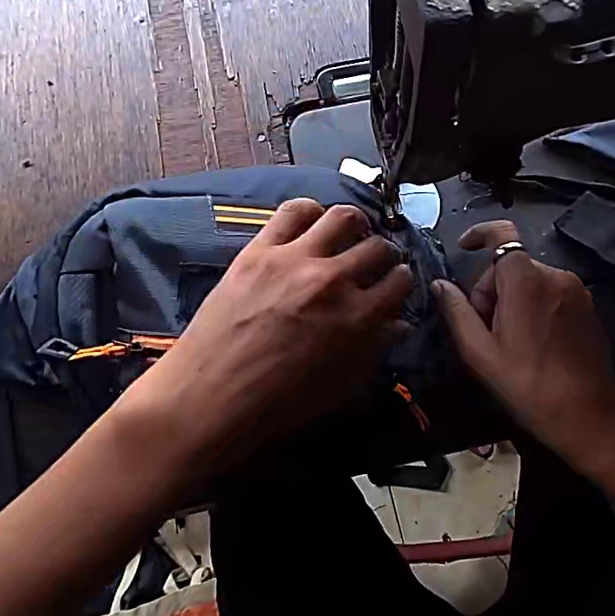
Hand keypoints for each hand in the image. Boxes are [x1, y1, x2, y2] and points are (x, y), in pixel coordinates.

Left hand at [120, 198, 413, 464]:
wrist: (211, 396)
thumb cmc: (278, 404)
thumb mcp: (339, 386)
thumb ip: (373, 349)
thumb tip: (397, 324)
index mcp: (357, 318)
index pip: (399, 282)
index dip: (402, 280)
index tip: (396, 282)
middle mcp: (332, 281)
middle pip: (377, 247)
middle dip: (385, 253)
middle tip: (377, 259)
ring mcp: (294, 260)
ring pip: (342, 217)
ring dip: (355, 224)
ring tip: (352, 232)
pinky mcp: (259, 250)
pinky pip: (293, 211)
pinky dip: (310, 211)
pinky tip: (312, 222)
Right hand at [433, 221, 614, 487]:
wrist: (587, 414)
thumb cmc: (528, 385)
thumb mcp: (479, 353)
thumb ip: (456, 312)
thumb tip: (440, 286)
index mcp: (525, 281)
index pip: (502, 235)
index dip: (479, 234)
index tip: (464, 247)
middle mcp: (554, 275)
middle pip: (510, 266)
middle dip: (490, 291)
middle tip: (485, 332)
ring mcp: (575, 290)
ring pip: (528, 281)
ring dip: (511, 302)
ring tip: (509, 344)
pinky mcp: (587, 306)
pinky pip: (549, 293)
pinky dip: (533, 307)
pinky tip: (531, 344)